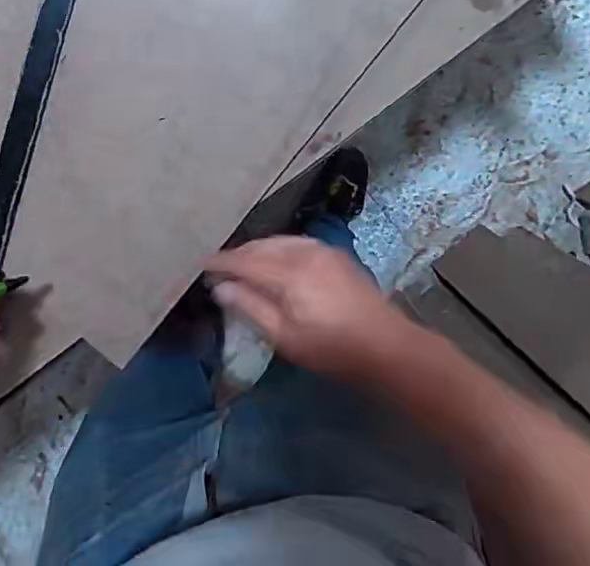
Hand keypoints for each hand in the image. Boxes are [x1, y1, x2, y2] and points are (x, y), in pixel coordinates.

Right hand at [205, 236, 429, 381]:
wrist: (388, 347)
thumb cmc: (332, 349)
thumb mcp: (286, 337)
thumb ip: (250, 307)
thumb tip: (221, 287)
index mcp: (288, 271)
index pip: (243, 260)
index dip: (220, 262)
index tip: (201, 265)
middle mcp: (302, 251)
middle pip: (259, 246)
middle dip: (237, 255)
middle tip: (219, 269)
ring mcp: (320, 249)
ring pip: (276, 241)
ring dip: (256, 250)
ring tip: (243, 265)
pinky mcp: (333, 253)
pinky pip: (294, 242)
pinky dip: (276, 249)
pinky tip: (274, 262)